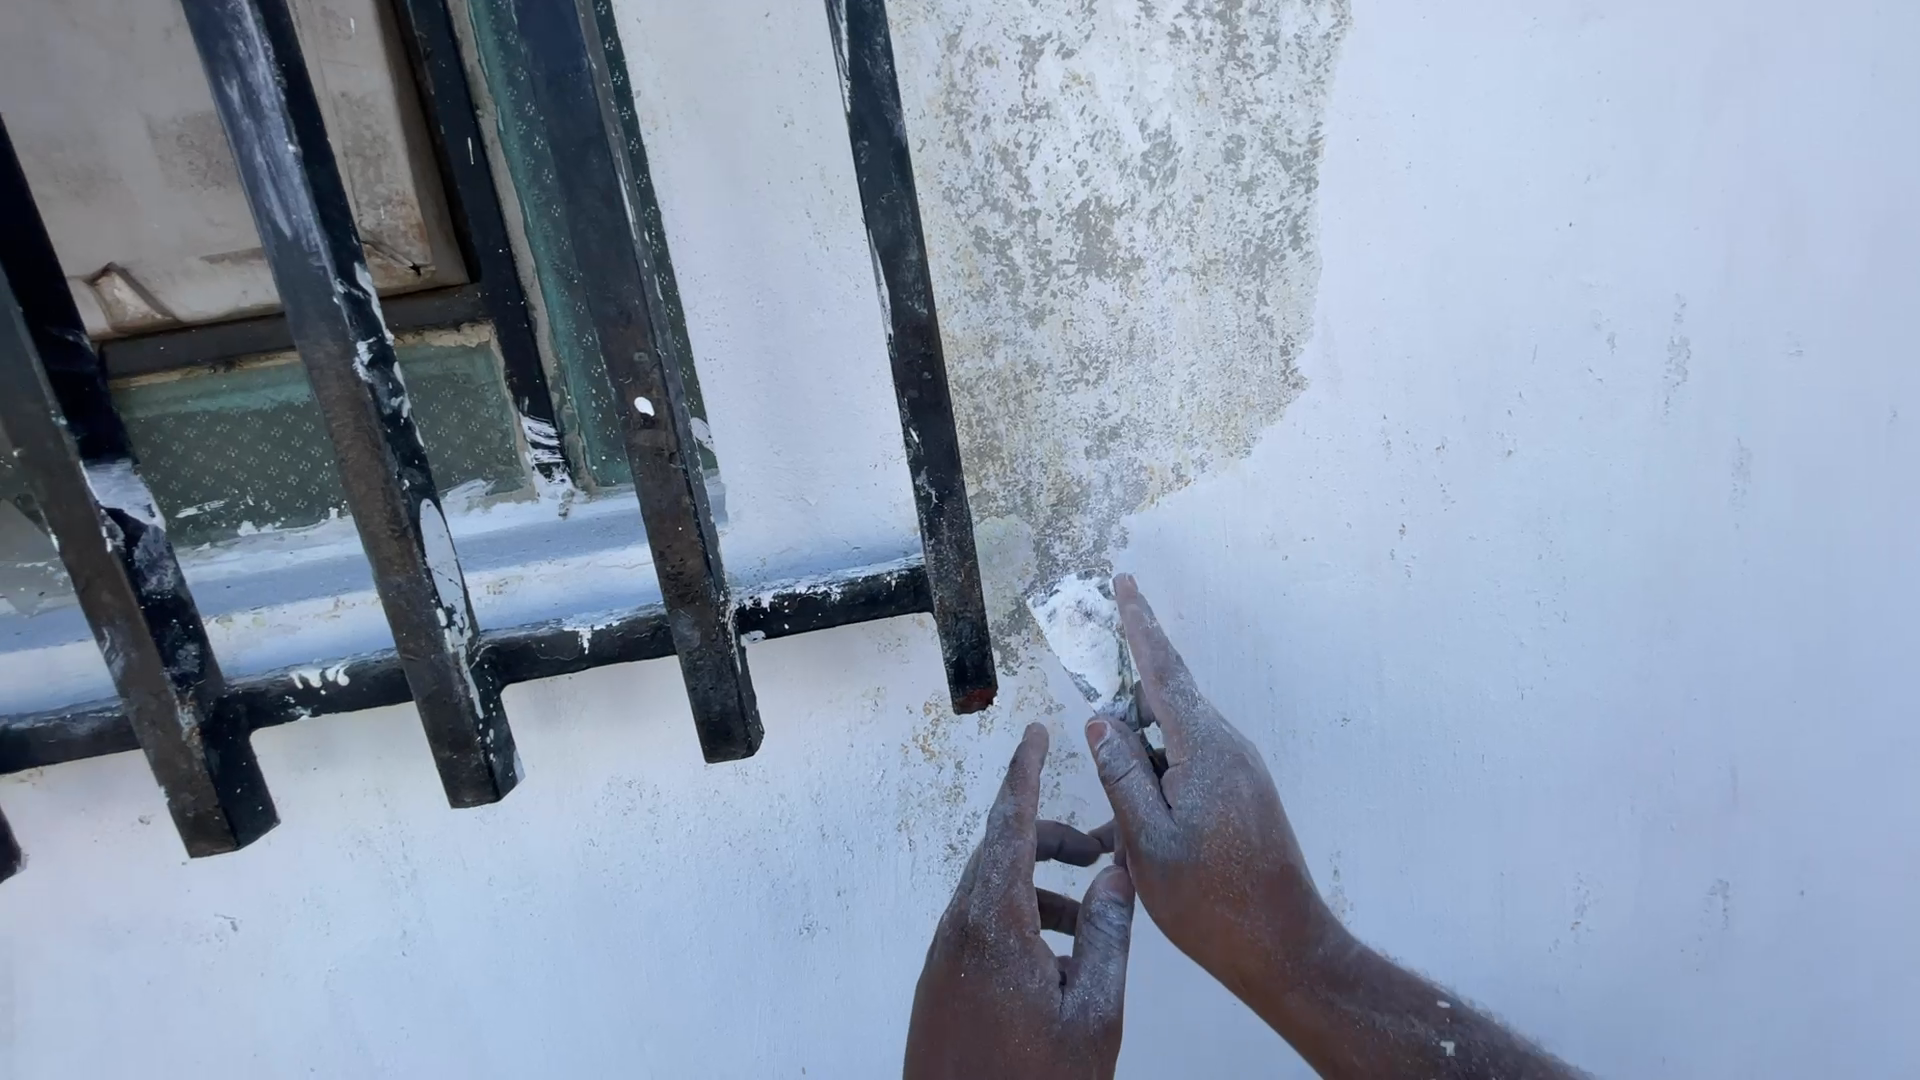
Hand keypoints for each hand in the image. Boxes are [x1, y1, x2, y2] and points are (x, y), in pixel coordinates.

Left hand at [904, 724, 1137, 1079]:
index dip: (1025, 772)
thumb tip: (1116, 877)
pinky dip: (1022, 917)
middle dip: (1050, 840)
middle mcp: (963, 922)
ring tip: (1088, 918)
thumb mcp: (1091, 1012)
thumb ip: (1107, 937)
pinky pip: (985, 920)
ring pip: (996, 888)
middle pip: (1005, 851)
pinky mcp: (945, 974)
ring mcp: (948, 949)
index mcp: (995, 919)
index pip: (1011, 823)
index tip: (1034, 733)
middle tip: (1097, 853)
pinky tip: (1058, 957)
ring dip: (1041, 887)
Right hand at [1085, 576, 1345, 1008]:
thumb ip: (1122, 774)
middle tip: (1096, 682)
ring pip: (1173, 734)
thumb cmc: (1212, 904)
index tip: (1124, 584)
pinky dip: (1156, 768)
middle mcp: (1226, 748)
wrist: (1287, 950)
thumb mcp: (1149, 842)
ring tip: (1120, 796)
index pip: (1164, 672)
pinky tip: (1140, 812)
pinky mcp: (1238, 790)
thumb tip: (1101, 721)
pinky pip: (1186, 759)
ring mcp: (1236, 769)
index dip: (1140, 625)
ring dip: (1139, 745)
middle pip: (1167, 698)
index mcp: (1206, 750)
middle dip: (1128, 685)